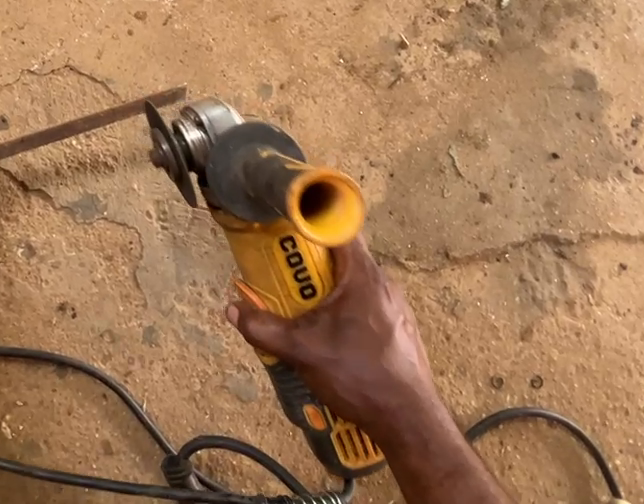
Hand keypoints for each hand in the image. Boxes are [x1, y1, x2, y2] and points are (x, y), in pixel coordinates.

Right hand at [225, 239, 445, 441]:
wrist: (410, 423)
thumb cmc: (359, 375)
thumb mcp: (302, 351)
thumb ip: (264, 328)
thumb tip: (232, 310)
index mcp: (363, 276)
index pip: (339, 227)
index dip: (311, 220)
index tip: (286, 225)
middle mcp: (383, 284)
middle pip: (342, 255)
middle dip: (310, 261)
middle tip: (283, 272)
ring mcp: (395, 308)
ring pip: (354, 282)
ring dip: (326, 287)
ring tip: (302, 307)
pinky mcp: (399, 329)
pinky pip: (366, 304)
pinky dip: (344, 308)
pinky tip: (329, 335)